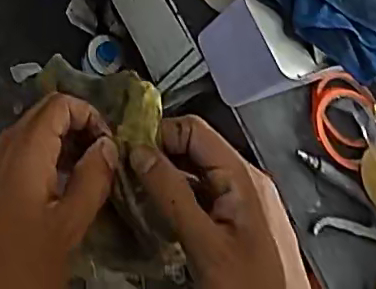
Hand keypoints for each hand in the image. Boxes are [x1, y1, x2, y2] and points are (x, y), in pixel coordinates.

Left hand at [0, 92, 119, 288]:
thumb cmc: (23, 261)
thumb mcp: (67, 226)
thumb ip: (90, 181)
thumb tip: (108, 146)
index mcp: (25, 146)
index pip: (60, 102)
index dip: (90, 114)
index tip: (112, 145)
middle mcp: (6, 142)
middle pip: (46, 113)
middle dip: (79, 127)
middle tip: (106, 160)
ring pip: (34, 132)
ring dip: (64, 144)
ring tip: (92, 176)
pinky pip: (22, 152)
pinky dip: (47, 158)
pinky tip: (64, 189)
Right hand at [129, 116, 308, 288]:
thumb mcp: (207, 247)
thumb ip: (171, 194)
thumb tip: (138, 151)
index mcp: (244, 177)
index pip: (191, 128)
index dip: (158, 135)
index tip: (129, 152)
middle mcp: (248, 182)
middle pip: (193, 148)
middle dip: (158, 157)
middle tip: (127, 173)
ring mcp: (247, 205)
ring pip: (196, 173)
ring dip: (165, 180)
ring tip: (137, 195)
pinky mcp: (242, 227)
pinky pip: (204, 197)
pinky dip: (179, 200)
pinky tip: (161, 218)